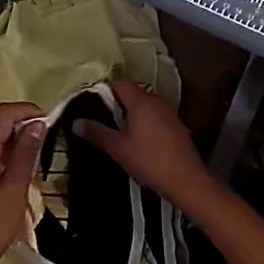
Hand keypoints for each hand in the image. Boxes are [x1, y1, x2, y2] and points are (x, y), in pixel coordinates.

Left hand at [0, 101, 44, 263]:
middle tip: (48, 137)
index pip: (2, 114)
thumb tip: (37, 124)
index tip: (50, 119)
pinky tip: (21, 168)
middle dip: (22, 123)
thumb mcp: (14, 190)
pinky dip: (6, 153)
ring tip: (38, 153)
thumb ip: (25, 154)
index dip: (27, 110)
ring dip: (15, 139)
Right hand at [72, 81, 214, 207]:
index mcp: (141, 100)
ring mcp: (168, 112)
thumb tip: (76, 121)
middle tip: (101, 122)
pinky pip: (154, 117)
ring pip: (143, 106)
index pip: (119, 83)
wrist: (186, 180)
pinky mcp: (176, 126)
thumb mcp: (117, 148)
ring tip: (116, 134)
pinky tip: (137, 142)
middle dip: (116, 105)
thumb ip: (96, 132)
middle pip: (132, 93)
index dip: (104, 92)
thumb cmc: (149, 160)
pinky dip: (143, 124)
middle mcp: (156, 100)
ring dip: (130, 116)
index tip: (92, 106)